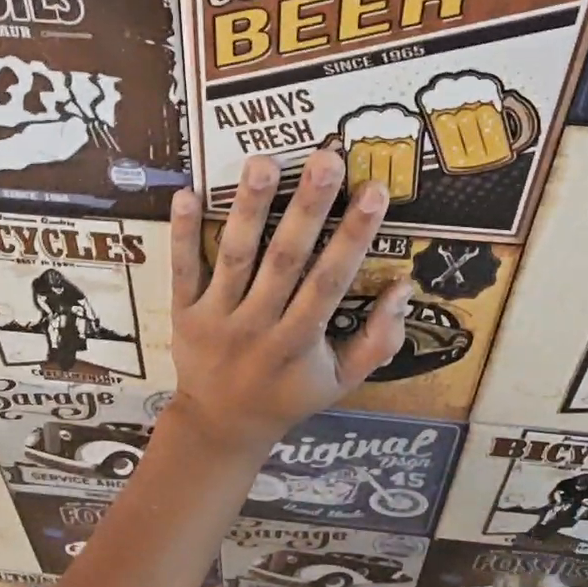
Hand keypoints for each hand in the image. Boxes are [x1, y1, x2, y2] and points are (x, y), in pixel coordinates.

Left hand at [166, 152, 411, 457]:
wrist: (220, 427)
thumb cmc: (289, 396)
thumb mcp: (342, 382)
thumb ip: (379, 340)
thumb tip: (405, 288)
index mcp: (300, 342)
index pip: (332, 281)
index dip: (355, 235)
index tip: (374, 190)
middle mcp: (259, 325)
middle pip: (285, 260)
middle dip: (308, 207)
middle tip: (326, 159)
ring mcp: (217, 317)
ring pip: (236, 256)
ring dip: (250, 208)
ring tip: (264, 161)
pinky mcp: (182, 312)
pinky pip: (183, 268)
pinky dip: (183, 232)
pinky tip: (188, 193)